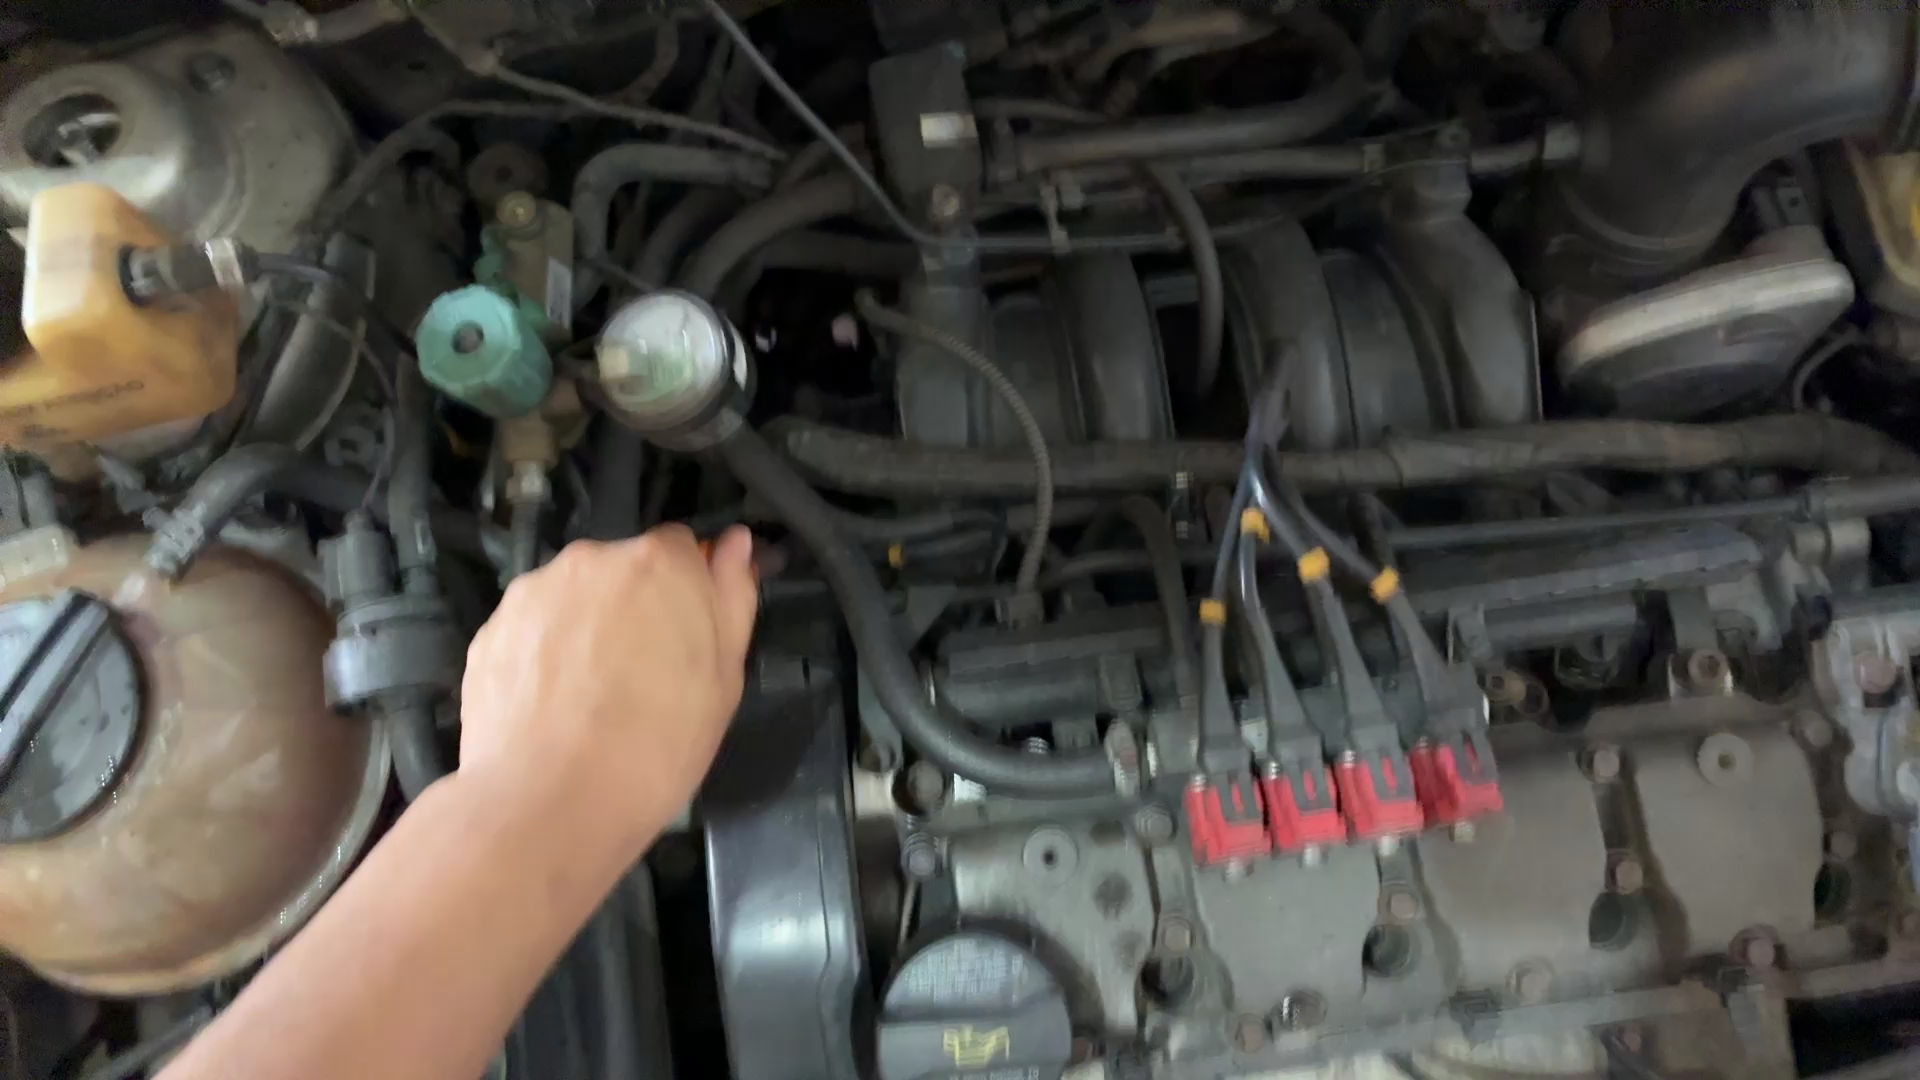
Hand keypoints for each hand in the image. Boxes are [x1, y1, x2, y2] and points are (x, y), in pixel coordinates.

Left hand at [456, 525, 757, 848]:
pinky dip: (548, 649)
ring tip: (593, 692)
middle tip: (645, 670)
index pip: (682, 548)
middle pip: (627, 568)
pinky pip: (536, 625)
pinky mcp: (489, 628)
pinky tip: (555, 702)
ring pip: (578, 595)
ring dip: (591, 622)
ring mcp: (534, 590)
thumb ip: (733, 595)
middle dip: (638, 602)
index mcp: (660, 561)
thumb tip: (737, 542)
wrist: (551, 800)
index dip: (689, 590)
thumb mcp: (725, 673)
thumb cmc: (662, 738)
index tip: (687, 636)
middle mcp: (594, 558)